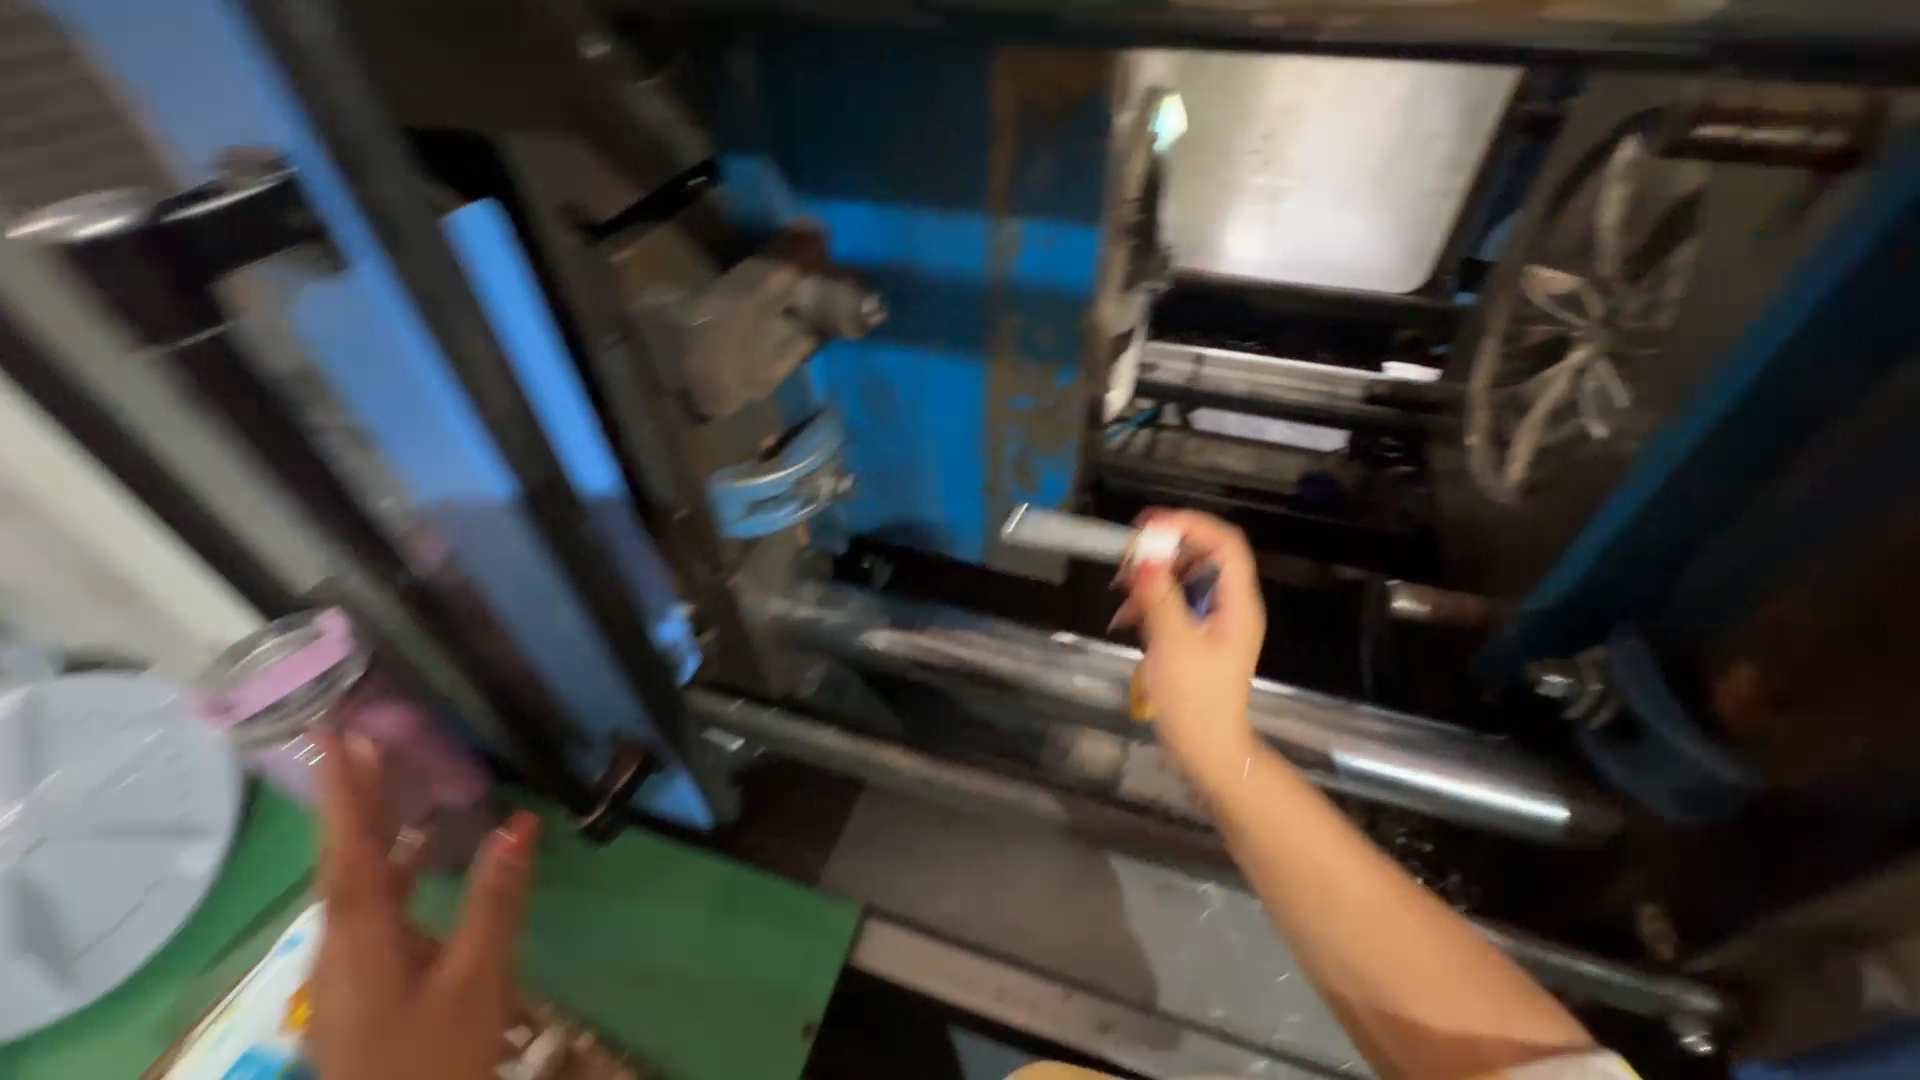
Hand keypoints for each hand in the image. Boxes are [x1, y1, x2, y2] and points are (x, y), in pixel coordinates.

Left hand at [309, 732, 539, 1079]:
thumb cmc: (434, 1059)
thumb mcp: (478, 978)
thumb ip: (495, 898)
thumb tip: (518, 824)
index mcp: (361, 938)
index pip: (349, 850)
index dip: (346, 792)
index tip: (336, 737)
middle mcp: (341, 944)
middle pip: (344, 857)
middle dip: (352, 797)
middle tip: (361, 739)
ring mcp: (348, 966)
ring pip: (356, 881)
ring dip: (373, 828)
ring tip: (396, 781)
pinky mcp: (365, 980)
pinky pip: (374, 902)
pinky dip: (395, 865)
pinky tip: (425, 857)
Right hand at [1114, 510, 1266, 791]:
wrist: (1206, 751)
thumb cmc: (1195, 699)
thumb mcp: (1173, 644)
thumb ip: (1160, 596)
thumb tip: (1145, 555)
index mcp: (1237, 604)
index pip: (1224, 545)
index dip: (1190, 525)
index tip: (1148, 525)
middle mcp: (1231, 607)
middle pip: (1204, 557)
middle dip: (1165, 551)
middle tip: (1128, 556)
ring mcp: (1215, 623)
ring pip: (1186, 580)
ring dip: (1153, 578)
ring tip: (1121, 588)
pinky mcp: (1197, 639)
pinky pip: (1176, 605)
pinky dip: (1151, 603)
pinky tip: (1125, 617)